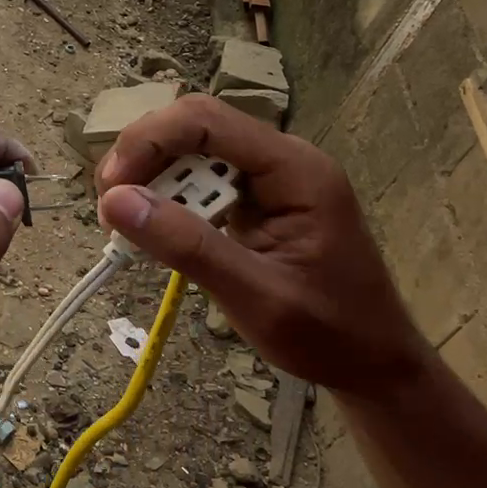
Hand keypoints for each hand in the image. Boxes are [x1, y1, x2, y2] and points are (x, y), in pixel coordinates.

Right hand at [96, 94, 430, 394]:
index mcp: (296, 170)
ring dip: (143, 176)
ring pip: (180, 144)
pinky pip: (187, 171)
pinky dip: (157, 193)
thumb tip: (115, 200)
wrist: (374, 367)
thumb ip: (188, 246)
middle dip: (139, 157)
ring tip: (126, 223)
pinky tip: (150, 227)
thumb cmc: (329, 336)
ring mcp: (262, 173)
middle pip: (187, 124)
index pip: (204, 121)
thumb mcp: (257, 298)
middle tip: (112, 207)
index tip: (114, 188)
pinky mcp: (245, 191)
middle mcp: (278, 158)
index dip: (148, 141)